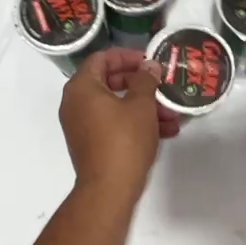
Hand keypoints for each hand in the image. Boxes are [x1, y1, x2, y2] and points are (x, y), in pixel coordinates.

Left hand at [60, 47, 179, 198]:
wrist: (109, 188)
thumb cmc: (124, 140)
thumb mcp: (141, 105)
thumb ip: (146, 80)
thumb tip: (149, 66)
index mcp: (82, 87)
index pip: (102, 58)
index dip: (127, 56)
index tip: (150, 61)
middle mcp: (75, 103)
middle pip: (109, 82)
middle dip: (141, 85)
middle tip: (162, 87)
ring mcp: (80, 124)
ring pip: (115, 106)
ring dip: (143, 107)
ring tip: (171, 116)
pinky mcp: (89, 143)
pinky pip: (112, 124)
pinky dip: (134, 123)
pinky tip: (164, 132)